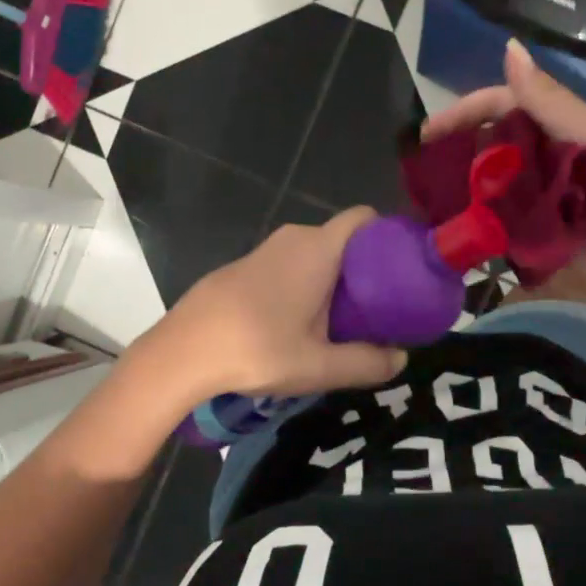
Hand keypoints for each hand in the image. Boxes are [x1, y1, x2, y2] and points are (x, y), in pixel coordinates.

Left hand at [134, 207, 408, 399]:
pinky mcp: (242, 268)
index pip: (364, 218)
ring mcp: (263, 251)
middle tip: (380, 310)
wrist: (182, 353)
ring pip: (313, 256)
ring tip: (344, 324)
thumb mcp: (320, 366)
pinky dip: (304, 286)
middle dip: (365, 270)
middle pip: (342, 240)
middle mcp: (293, 238)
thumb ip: (367, 362)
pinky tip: (299, 325)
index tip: (404, 273)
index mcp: (317, 249)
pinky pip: (288, 267)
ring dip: (332, 282)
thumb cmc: (257, 350)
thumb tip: (402, 360)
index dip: (389, 238)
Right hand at [421, 39, 585, 307]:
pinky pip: (501, 218)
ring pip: (492, 181)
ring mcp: (540, 193)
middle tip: (422, 169)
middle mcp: (546, 154)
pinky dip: (480, 220)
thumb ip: (553, 102)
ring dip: (463, 186)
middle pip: (491, 142)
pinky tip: (455, 227)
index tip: (429, 132)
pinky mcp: (538, 229)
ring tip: (430, 200)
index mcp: (561, 125)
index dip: (466, 112)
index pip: (503, 106)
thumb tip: (509, 49)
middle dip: (457, 150)